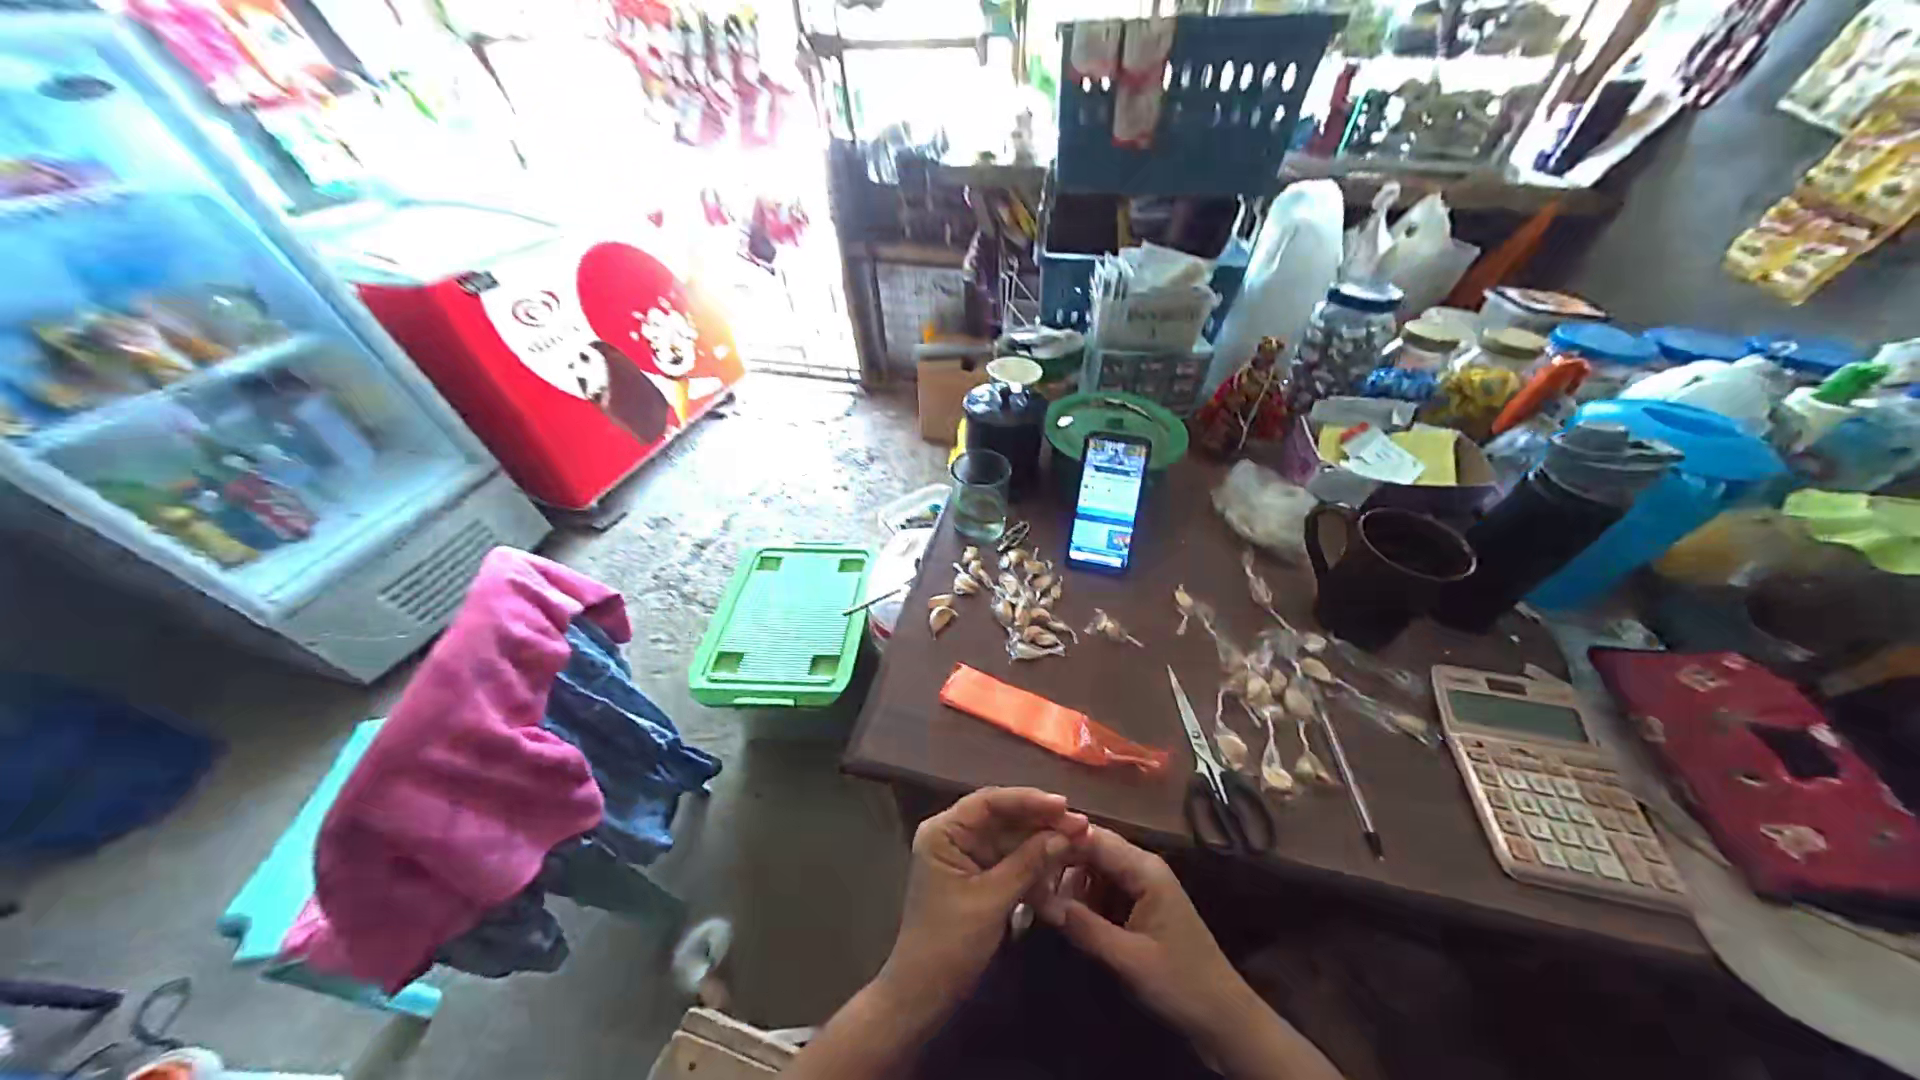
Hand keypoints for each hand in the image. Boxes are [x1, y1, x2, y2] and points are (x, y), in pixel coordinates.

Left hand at [878, 787, 1088, 1012]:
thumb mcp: (991, 900)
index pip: (989, 802)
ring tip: (1080, 847)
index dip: (1028, 800)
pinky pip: (1013, 863)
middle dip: (1042, 824)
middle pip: (1004, 818)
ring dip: (1043, 847)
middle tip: (1082, 827)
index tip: (1063, 805)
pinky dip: (1034, 871)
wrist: (925, 994)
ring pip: (1013, 840)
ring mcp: (968, 856)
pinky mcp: (981, 877)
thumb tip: (1066, 835)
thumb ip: (1028, 863)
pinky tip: (1060, 879)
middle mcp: (955, 835)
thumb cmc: (949, 943)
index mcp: (944, 831)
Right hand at [1038, 826, 1262, 1057]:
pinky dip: (1082, 898)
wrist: (1225, 1020)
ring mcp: (1141, 886)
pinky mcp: (1138, 906)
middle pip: (1092, 849)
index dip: (1058, 838)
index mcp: (1144, 869)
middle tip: (1024, 873)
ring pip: (1094, 869)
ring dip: (1069, 881)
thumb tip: (1038, 898)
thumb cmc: (1181, 984)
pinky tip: (1062, 912)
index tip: (1021, 844)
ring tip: (1037, 894)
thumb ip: (1083, 926)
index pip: (1093, 838)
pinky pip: (1102, 889)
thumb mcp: (1128, 959)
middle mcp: (1142, 868)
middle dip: (1060, 860)